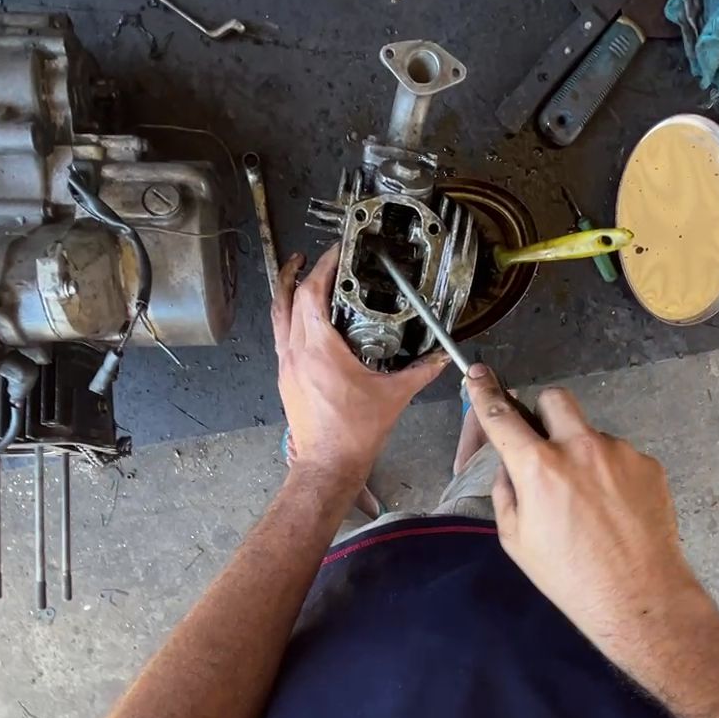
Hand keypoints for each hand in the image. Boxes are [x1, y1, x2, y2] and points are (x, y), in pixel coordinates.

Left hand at [272, 247, 447, 487]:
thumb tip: (440, 358)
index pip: (312, 293)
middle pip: (289, 298)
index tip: (337, 253)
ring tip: (298, 275)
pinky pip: (281, 337)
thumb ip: (420, 372)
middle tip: (314, 257)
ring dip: (287, 292)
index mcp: (319, 350)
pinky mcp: (285, 378)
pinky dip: (289, 319)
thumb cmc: (353, 434)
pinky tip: (303, 320)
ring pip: (278, 316)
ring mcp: (286, 365)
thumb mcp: (393, 397)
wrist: (327, 464)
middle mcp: (296, 352)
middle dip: (301, 272)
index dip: (323, 267)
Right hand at [463, 365, 710, 680]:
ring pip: (589, 433)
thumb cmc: (569, 576)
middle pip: (555, 398)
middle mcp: (580, 448)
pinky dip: (610, 474)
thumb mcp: (516, 539)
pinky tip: (613, 509)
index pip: (502, 416)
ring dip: (581, 454)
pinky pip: (619, 456)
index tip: (478, 374)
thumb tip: (510, 467)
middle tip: (544, 445)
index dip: (484, 392)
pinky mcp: (649, 464)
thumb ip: (506, 492)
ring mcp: (620, 452)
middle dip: (544, 413)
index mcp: (539, 468)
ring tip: (589, 502)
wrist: (640, 598)